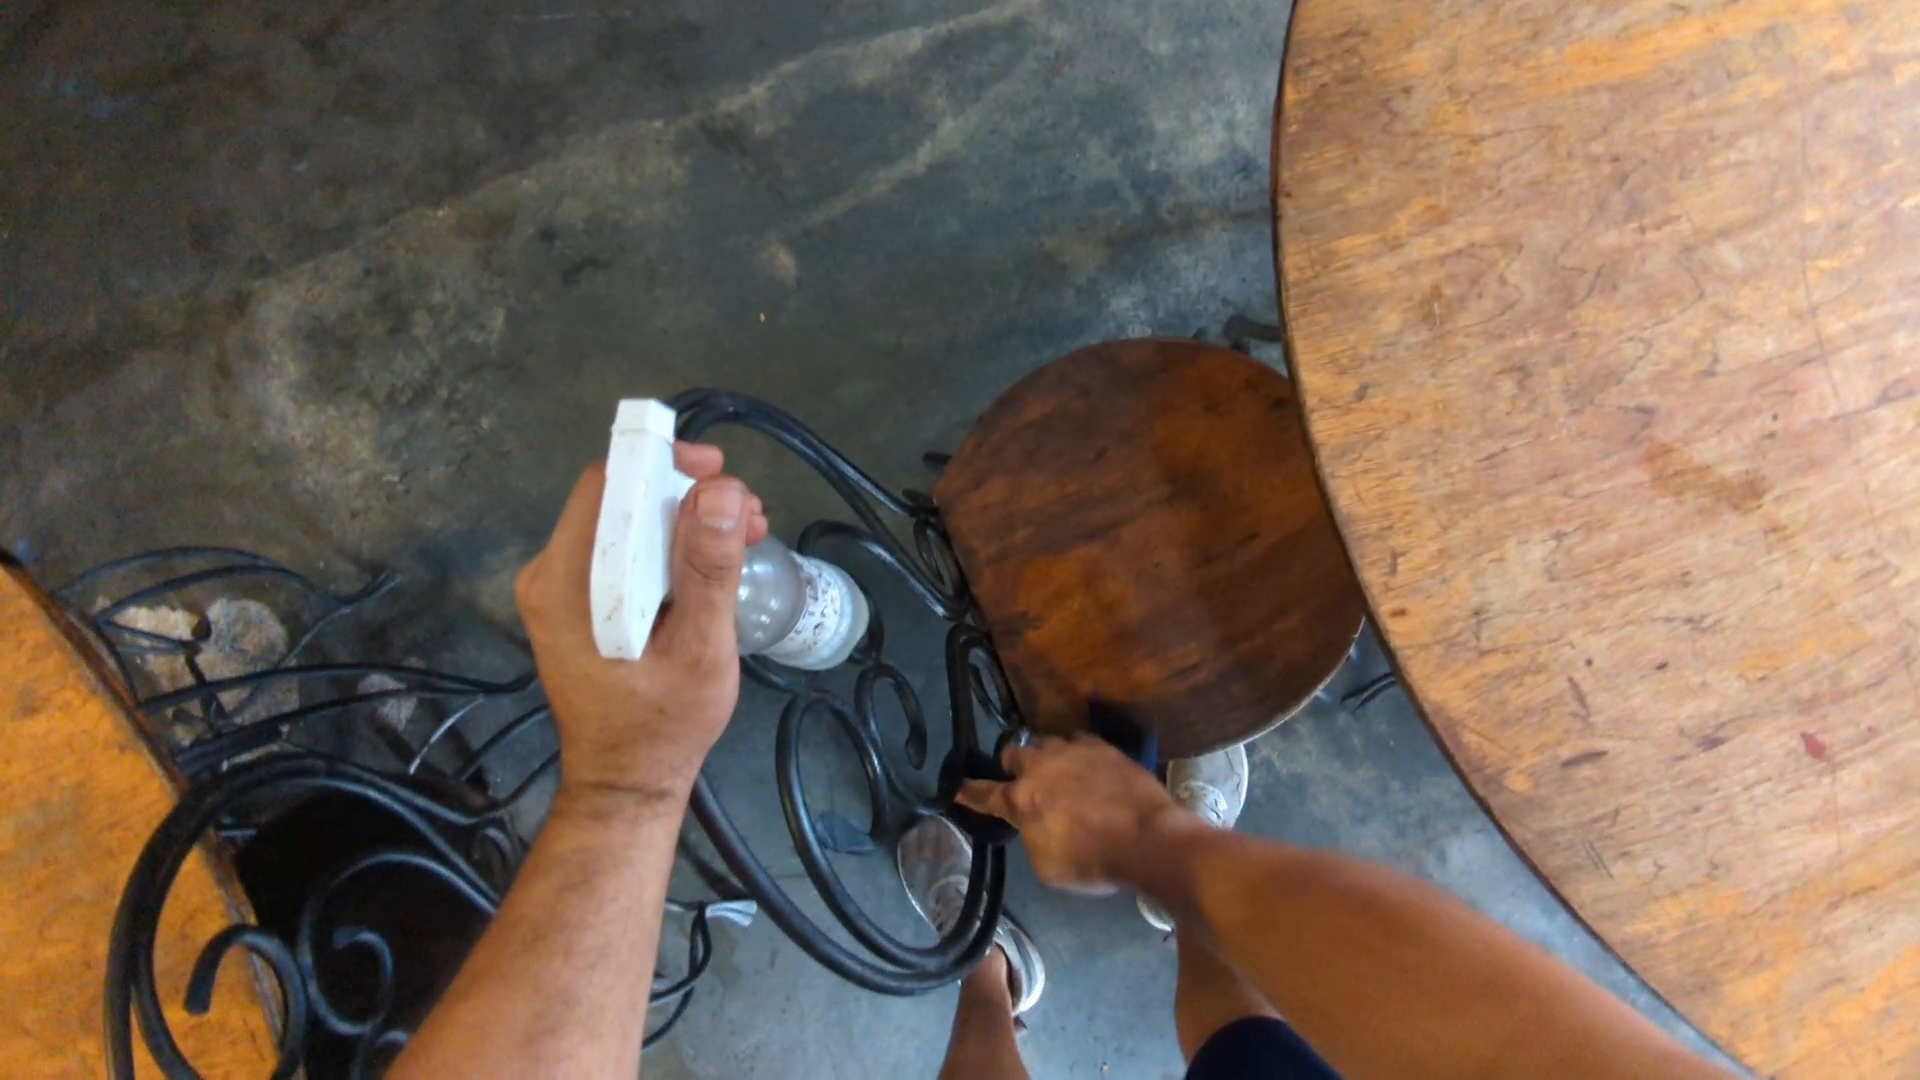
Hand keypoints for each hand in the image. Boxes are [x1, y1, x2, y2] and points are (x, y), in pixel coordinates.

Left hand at [515, 444, 769, 807]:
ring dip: (689, 520)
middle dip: (688, 494)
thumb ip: (707, 568)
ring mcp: (565, 591)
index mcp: (569, 580)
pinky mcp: (583, 606)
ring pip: (628, 525)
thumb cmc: (665, 722)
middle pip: (620, 501)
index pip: (607, 484)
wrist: (628, 781)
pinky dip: (673, 548)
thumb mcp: (699, 645)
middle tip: (749, 514)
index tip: (720, 470)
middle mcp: (553, 575)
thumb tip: (720, 490)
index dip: (663, 462)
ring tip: (746, 533)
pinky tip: (718, 559)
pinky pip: (627, 554)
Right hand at [955, 735, 1180, 892]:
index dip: (968, 792)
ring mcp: (1072, 750)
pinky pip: (1079, 742)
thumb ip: (1032, 837)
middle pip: (1013, 753)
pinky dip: (1078, 755)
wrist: (1149, 839)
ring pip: (1046, 743)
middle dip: (1013, 765)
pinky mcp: (1101, 746)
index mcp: (1022, 800)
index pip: (983, 793)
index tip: (955, 788)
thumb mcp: (1049, 867)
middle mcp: (1040, 767)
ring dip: (1047, 757)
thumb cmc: (1095, 862)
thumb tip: (1034, 823)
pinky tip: (1089, 768)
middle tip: (1024, 781)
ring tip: (1060, 773)